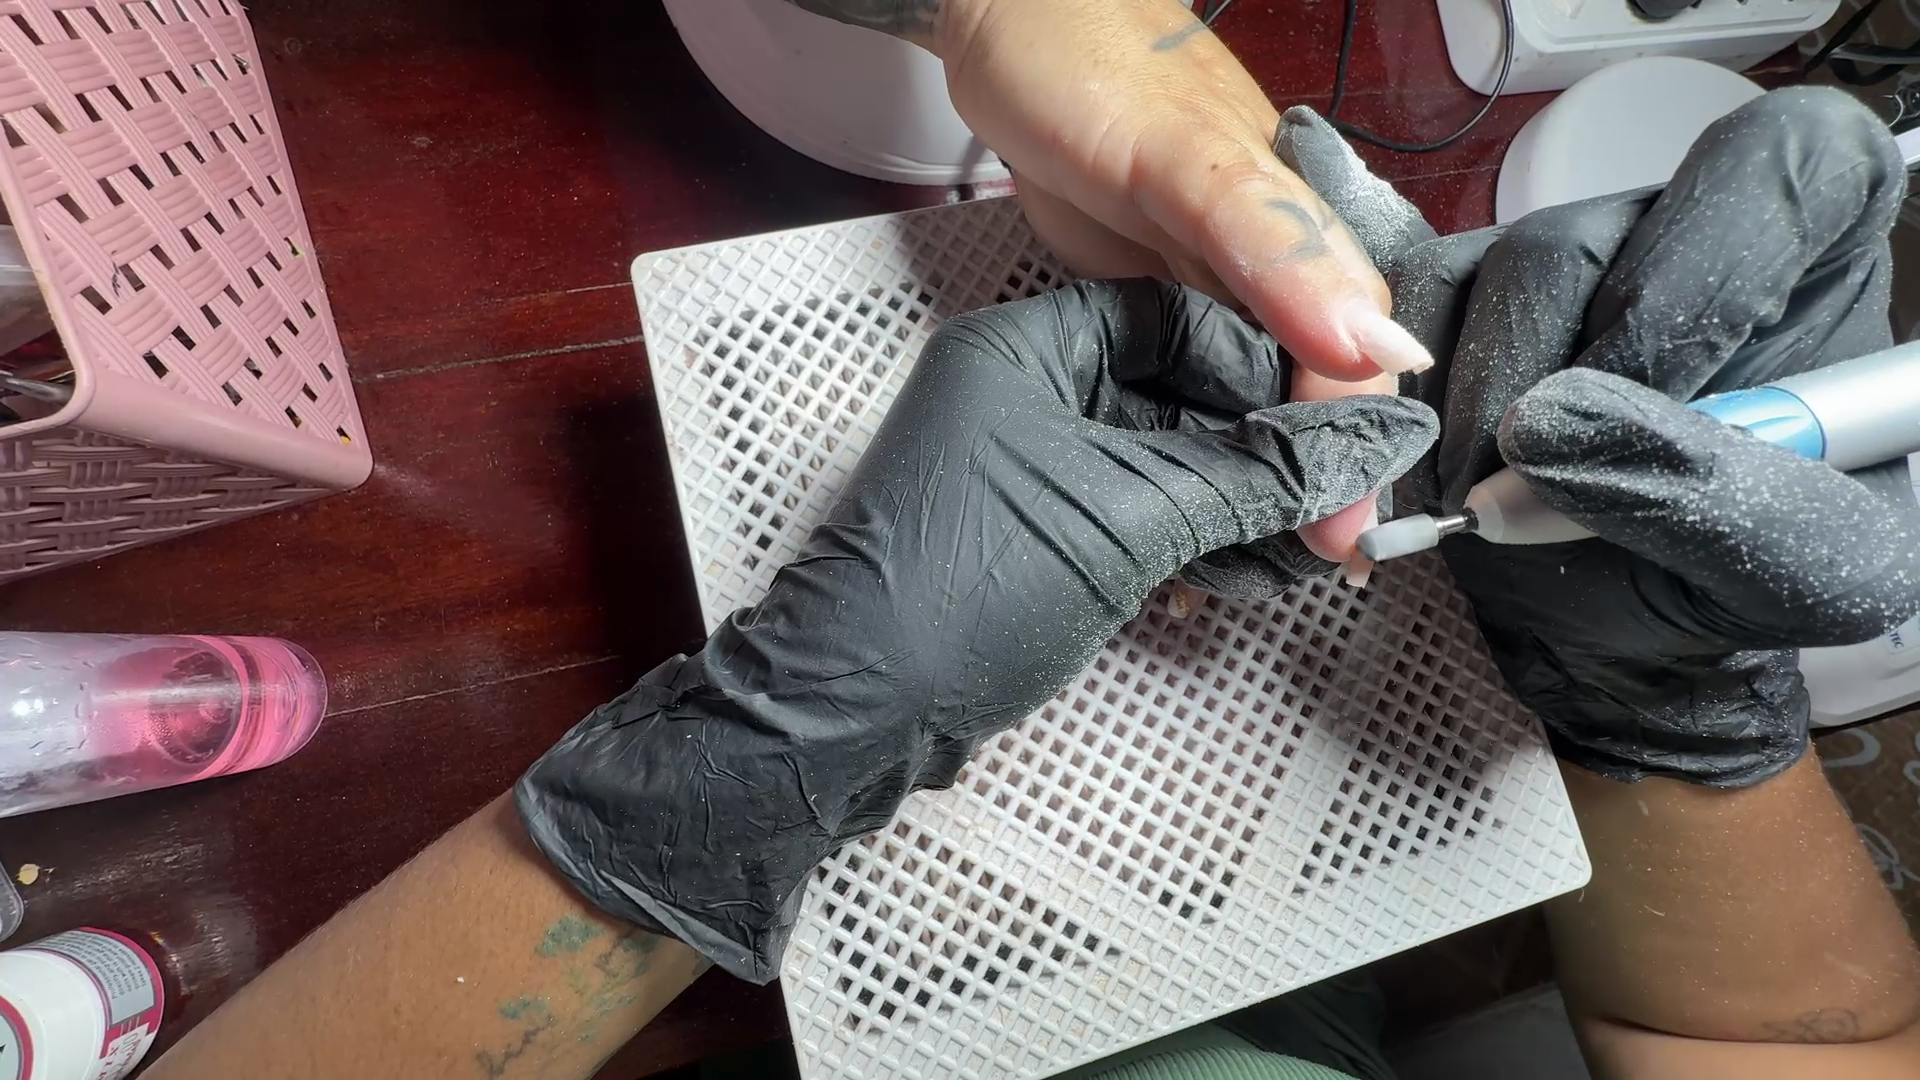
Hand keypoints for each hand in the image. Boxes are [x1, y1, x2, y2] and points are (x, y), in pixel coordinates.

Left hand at [516, 280, 1435, 981]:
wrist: (867, 703)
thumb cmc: (979, 583)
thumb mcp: (1129, 517)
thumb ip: (1259, 474)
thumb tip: (1382, 441)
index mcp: (1027, 345)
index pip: (1176, 319)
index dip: (1264, 371)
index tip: (1340, 427)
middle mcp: (1026, 389)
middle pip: (1174, 399)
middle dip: (1257, 463)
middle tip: (1335, 516)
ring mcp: (1030, 463)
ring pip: (1160, 466)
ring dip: (1232, 514)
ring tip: (1300, 566)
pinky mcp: (1037, 527)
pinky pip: (1132, 514)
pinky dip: (1184, 545)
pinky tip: (1234, 586)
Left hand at [927, 0, 1435, 557]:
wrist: (1014, 39)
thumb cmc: (1095, 75)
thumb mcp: (1184, 160)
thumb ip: (1273, 244)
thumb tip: (1374, 343)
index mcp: (1298, 238)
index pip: (1347, 362)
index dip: (1346, 452)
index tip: (1341, 540)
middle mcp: (1261, 273)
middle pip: (1301, 392)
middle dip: (1303, 478)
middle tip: (1296, 565)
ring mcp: (1201, 291)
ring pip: (1243, 397)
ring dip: (1246, 469)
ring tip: (1240, 550)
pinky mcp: (1149, 302)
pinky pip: (1182, 383)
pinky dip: (1185, 436)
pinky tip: (1180, 481)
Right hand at [1391, 88, 1919, 785]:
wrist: (1605, 628)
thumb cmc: (1710, 597)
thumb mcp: (1782, 577)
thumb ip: (1697, 496)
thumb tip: (1544, 430)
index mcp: (1799, 271)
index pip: (1770, 171)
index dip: (1672, 286)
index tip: (1596, 423)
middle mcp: (1650, 249)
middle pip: (1559, 239)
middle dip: (1504, 379)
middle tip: (1488, 492)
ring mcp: (1528, 288)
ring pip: (1450, 277)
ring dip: (1431, 398)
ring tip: (1450, 494)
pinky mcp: (1437, 327)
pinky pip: (1379, 327)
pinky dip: (1373, 400)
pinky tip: (1402, 466)